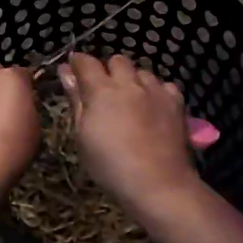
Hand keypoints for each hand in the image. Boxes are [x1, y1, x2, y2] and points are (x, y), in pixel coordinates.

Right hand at [58, 53, 197, 202]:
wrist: (157, 182)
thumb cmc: (110, 165)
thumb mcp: (82, 136)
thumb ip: (76, 100)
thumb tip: (65, 72)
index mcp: (102, 90)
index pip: (86, 62)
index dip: (78, 62)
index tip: (74, 69)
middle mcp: (130, 83)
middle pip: (117, 60)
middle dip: (108, 70)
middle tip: (104, 92)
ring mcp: (156, 90)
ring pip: (142, 72)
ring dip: (133, 80)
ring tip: (130, 102)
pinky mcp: (176, 101)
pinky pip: (164, 85)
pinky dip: (156, 91)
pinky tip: (153, 108)